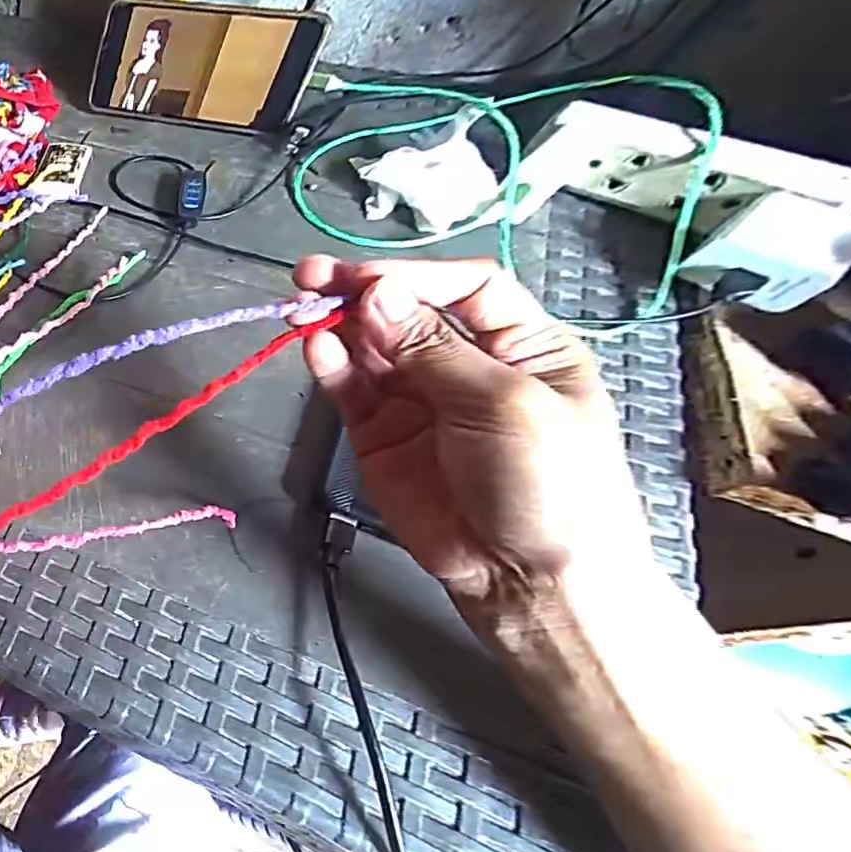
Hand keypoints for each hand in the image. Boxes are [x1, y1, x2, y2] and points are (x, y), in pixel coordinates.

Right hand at [293, 256, 655, 616]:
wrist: (520, 574)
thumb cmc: (549, 485)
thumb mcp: (503, 403)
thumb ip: (431, 349)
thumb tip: (376, 295)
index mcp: (521, 346)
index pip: (463, 289)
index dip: (413, 277)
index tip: (366, 281)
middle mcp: (462, 365)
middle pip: (403, 313)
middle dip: (358, 292)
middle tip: (311, 277)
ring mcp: (414, 399)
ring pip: (367, 348)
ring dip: (334, 326)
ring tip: (302, 310)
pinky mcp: (376, 432)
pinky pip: (348, 389)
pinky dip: (329, 367)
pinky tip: (314, 348)